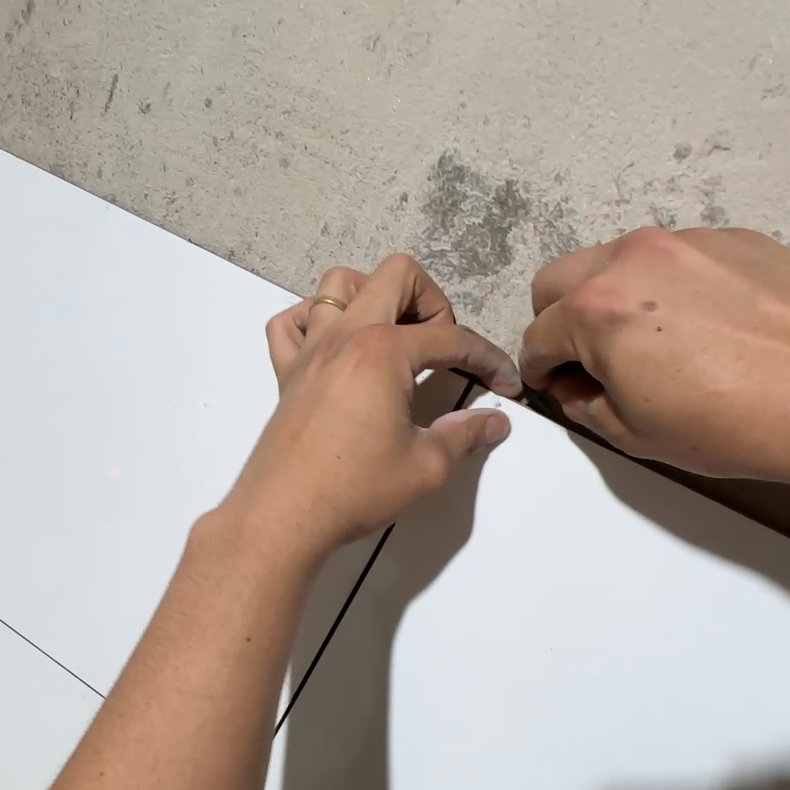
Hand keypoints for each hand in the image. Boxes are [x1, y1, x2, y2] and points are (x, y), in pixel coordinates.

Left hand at [217, 254, 521, 560]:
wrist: (285, 515)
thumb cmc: (354, 489)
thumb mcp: (425, 466)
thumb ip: (464, 435)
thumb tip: (494, 422)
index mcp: (383, 351)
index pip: (450, 337)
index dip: (487, 357)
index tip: (503, 383)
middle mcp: (344, 336)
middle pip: (396, 275)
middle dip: (432, 300)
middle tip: (441, 348)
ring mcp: (310, 350)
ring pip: (337, 284)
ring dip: (371, 297)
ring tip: (391, 339)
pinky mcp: (285, 373)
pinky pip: (289, 324)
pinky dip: (312, 321)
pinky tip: (334, 349)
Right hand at [519, 226, 789, 482]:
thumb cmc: (744, 421)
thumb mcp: (636, 435)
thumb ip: (587, 406)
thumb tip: (581, 389)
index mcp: (595, 311)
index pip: (536, 336)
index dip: (540, 371)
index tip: (557, 386)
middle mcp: (632, 261)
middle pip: (557, 280)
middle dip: (557, 320)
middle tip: (586, 358)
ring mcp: (687, 243)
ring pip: (614, 261)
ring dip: (610, 298)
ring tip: (650, 343)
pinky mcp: (735, 239)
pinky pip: (673, 257)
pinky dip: (665, 287)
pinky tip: (702, 327)